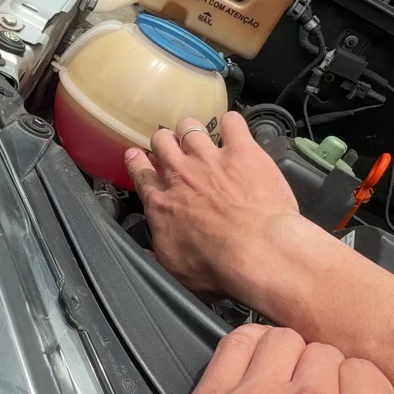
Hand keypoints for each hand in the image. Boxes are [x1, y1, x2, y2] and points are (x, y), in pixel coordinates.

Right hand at [123, 111, 301, 302]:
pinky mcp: (242, 151)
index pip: (141, 174)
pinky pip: (232, 122)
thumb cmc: (218, 266)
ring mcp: (210, 159)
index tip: (137, 156)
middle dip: (164, 141)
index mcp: (162, 204)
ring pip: (190, 127)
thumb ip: (159, 255)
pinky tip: (233, 127)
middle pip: (162, 142)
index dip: (137, 162)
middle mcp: (181, 175)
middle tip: (171, 147)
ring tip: (198, 134)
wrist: (257, 251)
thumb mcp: (176, 271)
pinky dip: (231, 122)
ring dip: (192, 129)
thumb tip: (148, 256)